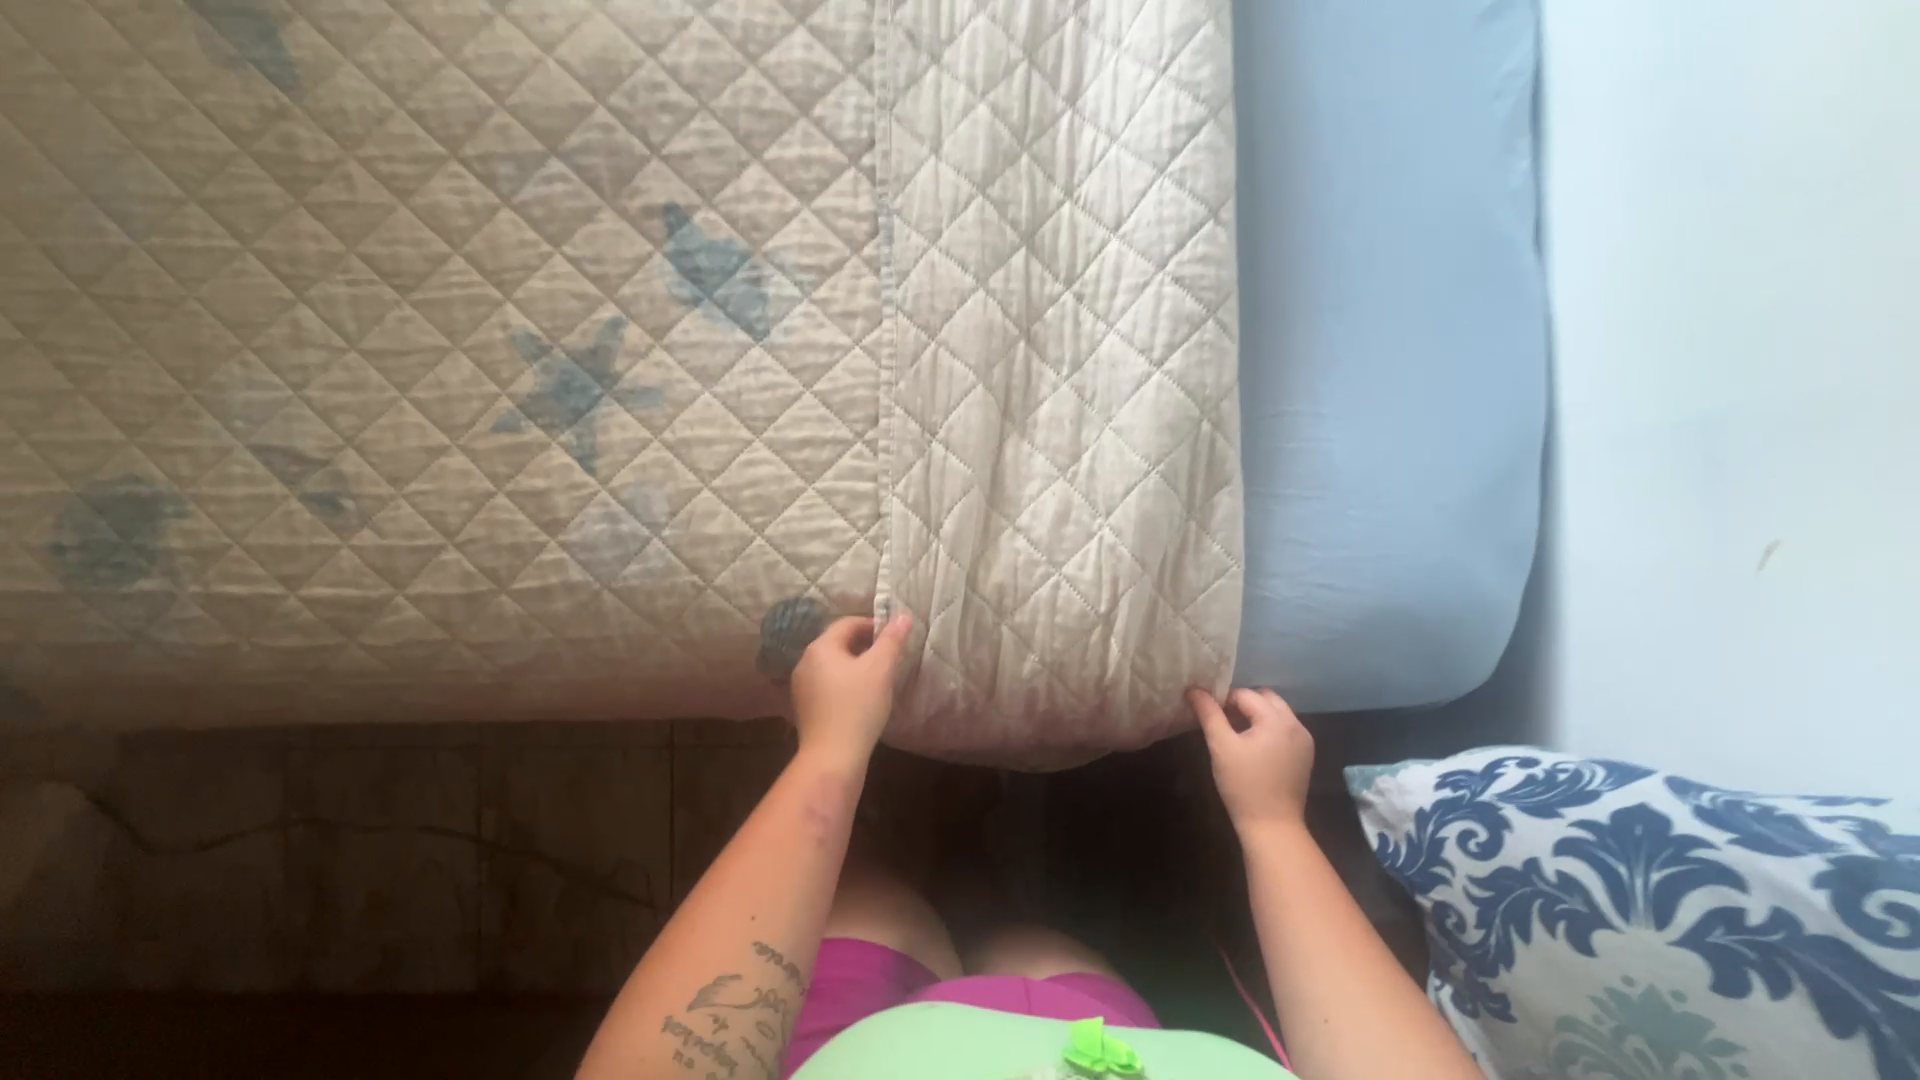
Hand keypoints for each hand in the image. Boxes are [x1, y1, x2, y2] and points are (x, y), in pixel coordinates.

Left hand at [789, 612, 912, 765]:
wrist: (832, 757)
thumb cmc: (858, 707)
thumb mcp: (880, 669)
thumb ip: (892, 639)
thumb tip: (903, 615)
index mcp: (820, 647)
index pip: (847, 623)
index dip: (872, 624)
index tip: (894, 635)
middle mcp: (805, 662)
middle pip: (838, 643)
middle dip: (864, 645)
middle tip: (889, 656)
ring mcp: (801, 687)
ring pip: (832, 666)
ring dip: (855, 665)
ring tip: (878, 678)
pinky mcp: (805, 708)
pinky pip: (827, 685)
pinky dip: (844, 684)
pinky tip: (860, 699)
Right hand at [1189, 687, 1313, 835]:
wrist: (1272, 826)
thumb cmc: (1243, 785)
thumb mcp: (1221, 746)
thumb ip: (1209, 714)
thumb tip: (1194, 689)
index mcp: (1277, 720)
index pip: (1246, 695)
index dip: (1223, 700)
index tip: (1208, 715)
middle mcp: (1296, 725)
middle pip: (1266, 698)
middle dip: (1242, 703)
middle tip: (1222, 722)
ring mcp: (1304, 740)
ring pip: (1276, 713)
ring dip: (1256, 715)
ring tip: (1235, 734)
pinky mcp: (1304, 755)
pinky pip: (1284, 729)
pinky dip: (1268, 729)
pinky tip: (1253, 748)